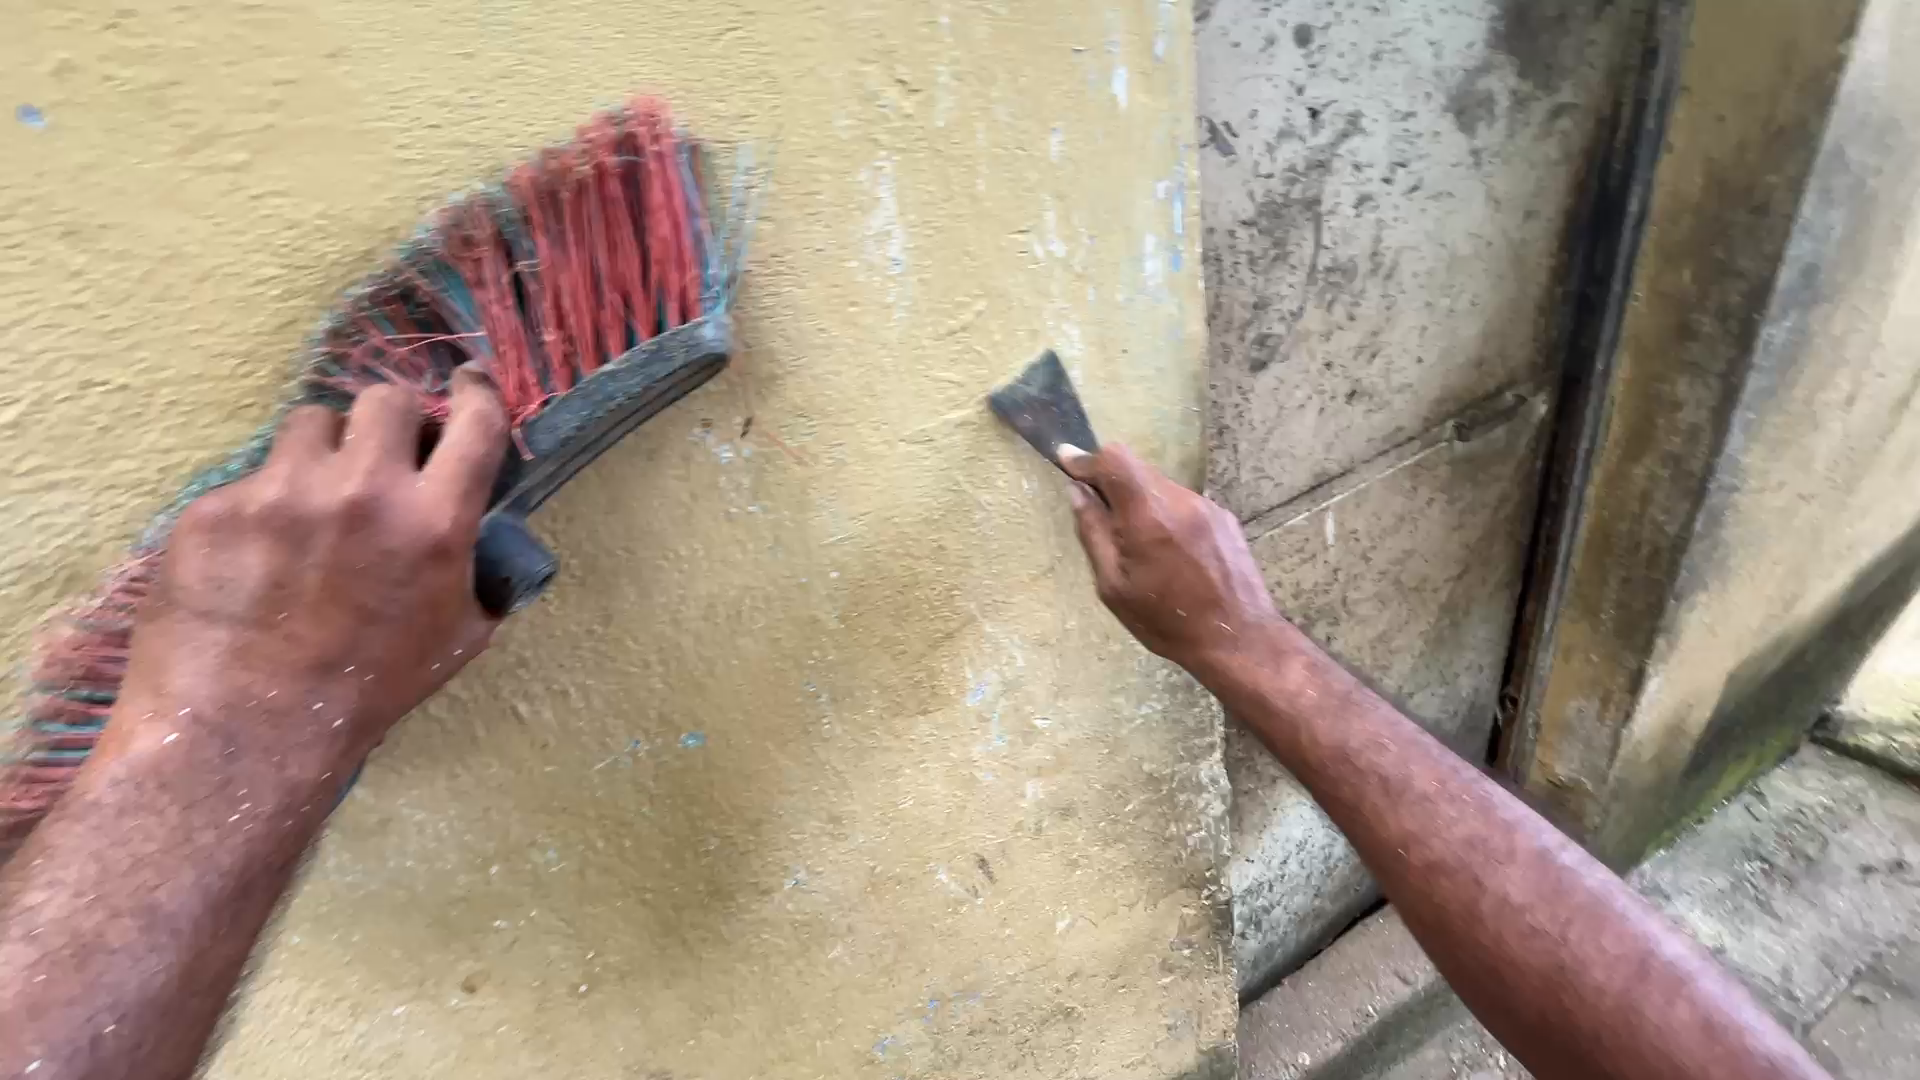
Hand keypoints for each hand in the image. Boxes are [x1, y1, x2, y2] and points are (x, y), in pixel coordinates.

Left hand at [107, 368, 509, 772]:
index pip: (475, 424)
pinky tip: (270, 543)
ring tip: (324, 490)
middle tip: (392, 451)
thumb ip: (485, 568)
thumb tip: (489, 534)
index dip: (479, 393)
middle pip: (386, 399)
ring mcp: (282, 494)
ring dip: (332, 446)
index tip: (471, 383)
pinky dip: (275, 494)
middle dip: (399, 418)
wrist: (253, 726)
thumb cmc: (378, 682)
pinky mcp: (215, 509)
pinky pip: (256, 473)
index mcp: (436, 521)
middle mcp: (364, 492)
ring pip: (313, 421)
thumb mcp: (466, 630)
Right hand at [1059, 443, 1281, 674]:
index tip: (1066, 462)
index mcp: (1147, 516)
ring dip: (1138, 501)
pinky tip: (1169, 552)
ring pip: (1158, 485)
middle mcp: (1179, 500)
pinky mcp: (1223, 517)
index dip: (1086, 459)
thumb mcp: (1113, 586)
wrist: (1237, 639)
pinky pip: (1181, 502)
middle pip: (1135, 468)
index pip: (1113, 460)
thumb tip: (1076, 492)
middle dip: (1111, 483)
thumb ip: (1093, 532)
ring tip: (1139, 545)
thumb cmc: (1165, 621)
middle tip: (1099, 515)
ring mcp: (1206, 506)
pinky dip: (1164, 513)